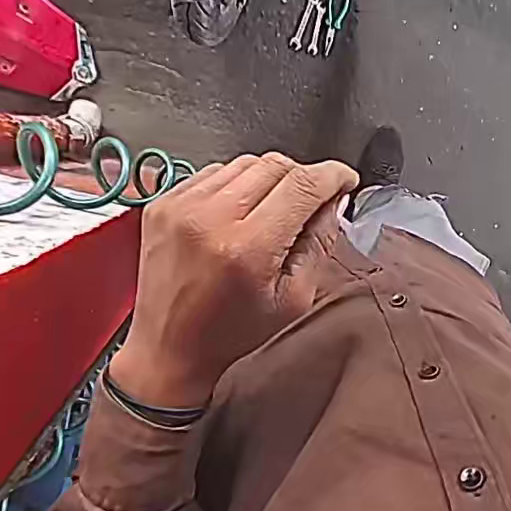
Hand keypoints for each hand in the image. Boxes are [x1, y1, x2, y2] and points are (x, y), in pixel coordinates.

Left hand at [108, 152, 356, 407]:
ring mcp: (182, 205)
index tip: (345, 181)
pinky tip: (240, 213)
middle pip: (276, 165)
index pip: (302, 185)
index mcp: (247, 248)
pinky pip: (215, 172)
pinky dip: (237, 184)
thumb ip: (318, 244)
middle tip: (312, 203)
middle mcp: (210, 217)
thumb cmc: (230, 333)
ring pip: (246, 162)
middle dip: (304, 178)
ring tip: (272, 213)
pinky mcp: (164, 202)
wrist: (168, 347)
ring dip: (270, 179)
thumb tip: (334, 202)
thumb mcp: (293, 299)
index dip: (333, 176)